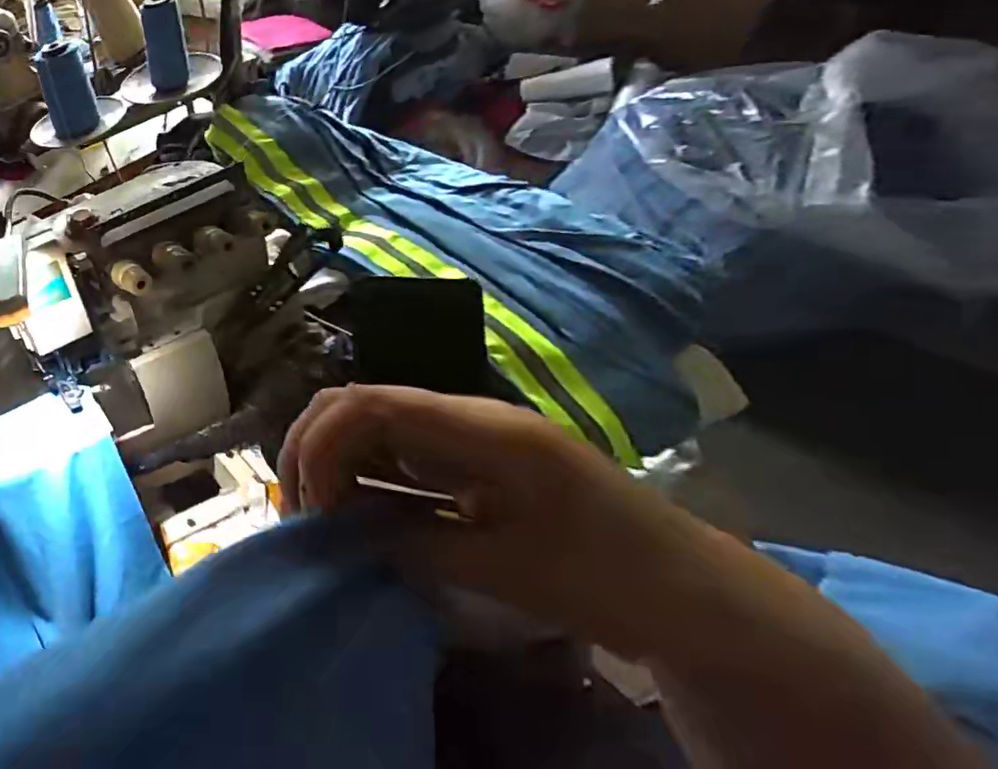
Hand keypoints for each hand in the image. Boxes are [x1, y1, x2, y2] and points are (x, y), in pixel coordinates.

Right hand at [278, 385, 743, 661]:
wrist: (698, 595)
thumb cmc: (615, 581)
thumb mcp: (512, 573)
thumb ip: (419, 546)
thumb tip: (345, 536)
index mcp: (484, 430)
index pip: (373, 405)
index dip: (323, 444)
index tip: (312, 505)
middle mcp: (465, 417)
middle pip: (358, 402)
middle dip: (313, 446)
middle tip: (300, 507)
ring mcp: (463, 435)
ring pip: (369, 422)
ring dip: (331, 458)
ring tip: (316, 511)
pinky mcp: (464, 458)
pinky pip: (393, 451)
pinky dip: (359, 474)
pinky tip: (351, 510)